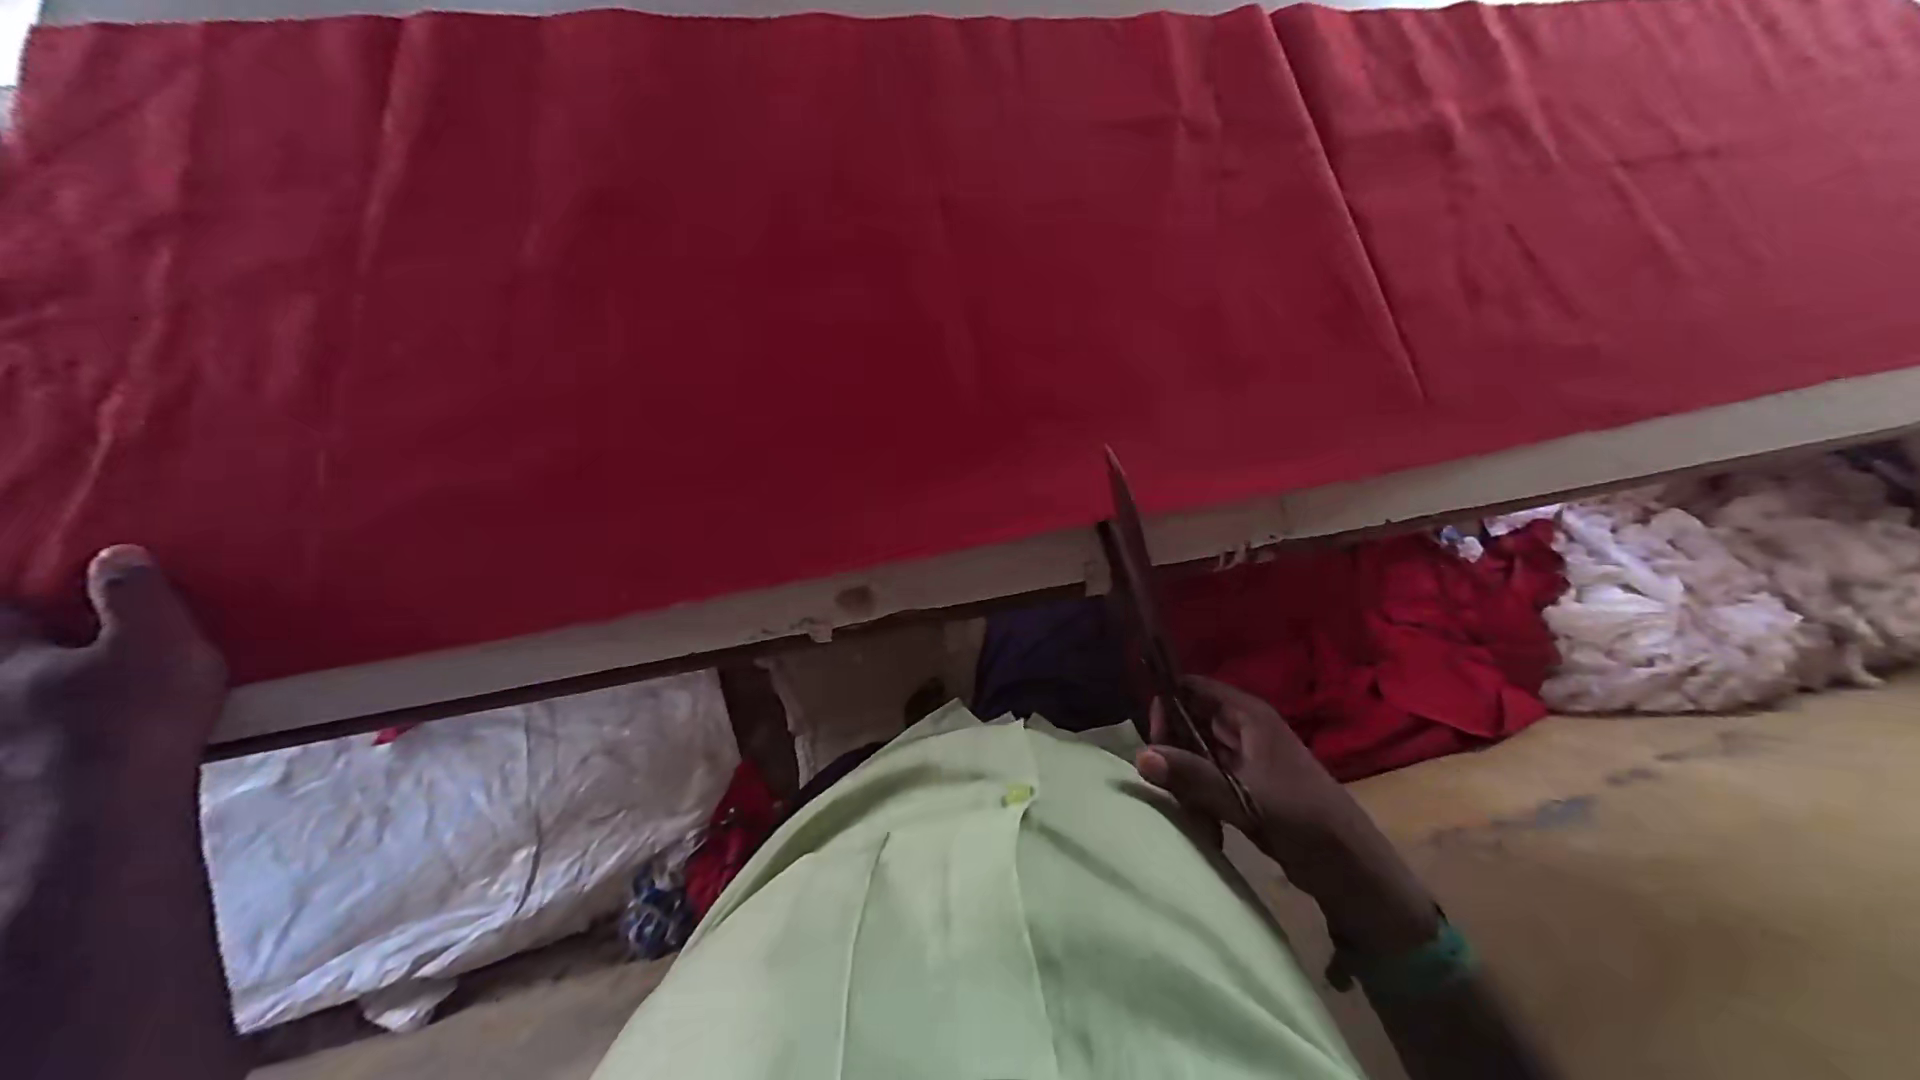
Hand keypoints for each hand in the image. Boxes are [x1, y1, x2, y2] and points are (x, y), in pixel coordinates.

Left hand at [0, 545, 225, 781]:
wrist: (89, 824)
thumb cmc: (130, 719)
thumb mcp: (158, 645)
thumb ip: (136, 597)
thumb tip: (114, 553)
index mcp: (0, 653)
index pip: (1, 607)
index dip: (23, 593)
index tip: (46, 585)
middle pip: (3, 657)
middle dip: (32, 649)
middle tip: (69, 650)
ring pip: (11, 706)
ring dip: (30, 699)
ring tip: (70, 700)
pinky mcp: (3, 782)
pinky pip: (17, 748)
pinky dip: (29, 743)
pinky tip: (57, 747)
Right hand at [1136, 675, 1439, 953]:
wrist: (1351, 868)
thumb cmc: (1303, 819)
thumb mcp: (1244, 797)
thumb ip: (1191, 776)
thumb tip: (1139, 755)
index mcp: (1248, 715)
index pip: (1191, 689)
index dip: (1167, 706)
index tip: (1154, 742)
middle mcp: (1243, 729)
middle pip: (1188, 721)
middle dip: (1172, 750)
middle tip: (1165, 783)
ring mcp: (1244, 758)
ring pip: (1194, 753)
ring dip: (1184, 779)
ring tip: (1187, 810)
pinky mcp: (1244, 785)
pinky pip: (1206, 779)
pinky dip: (1197, 797)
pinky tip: (1202, 824)